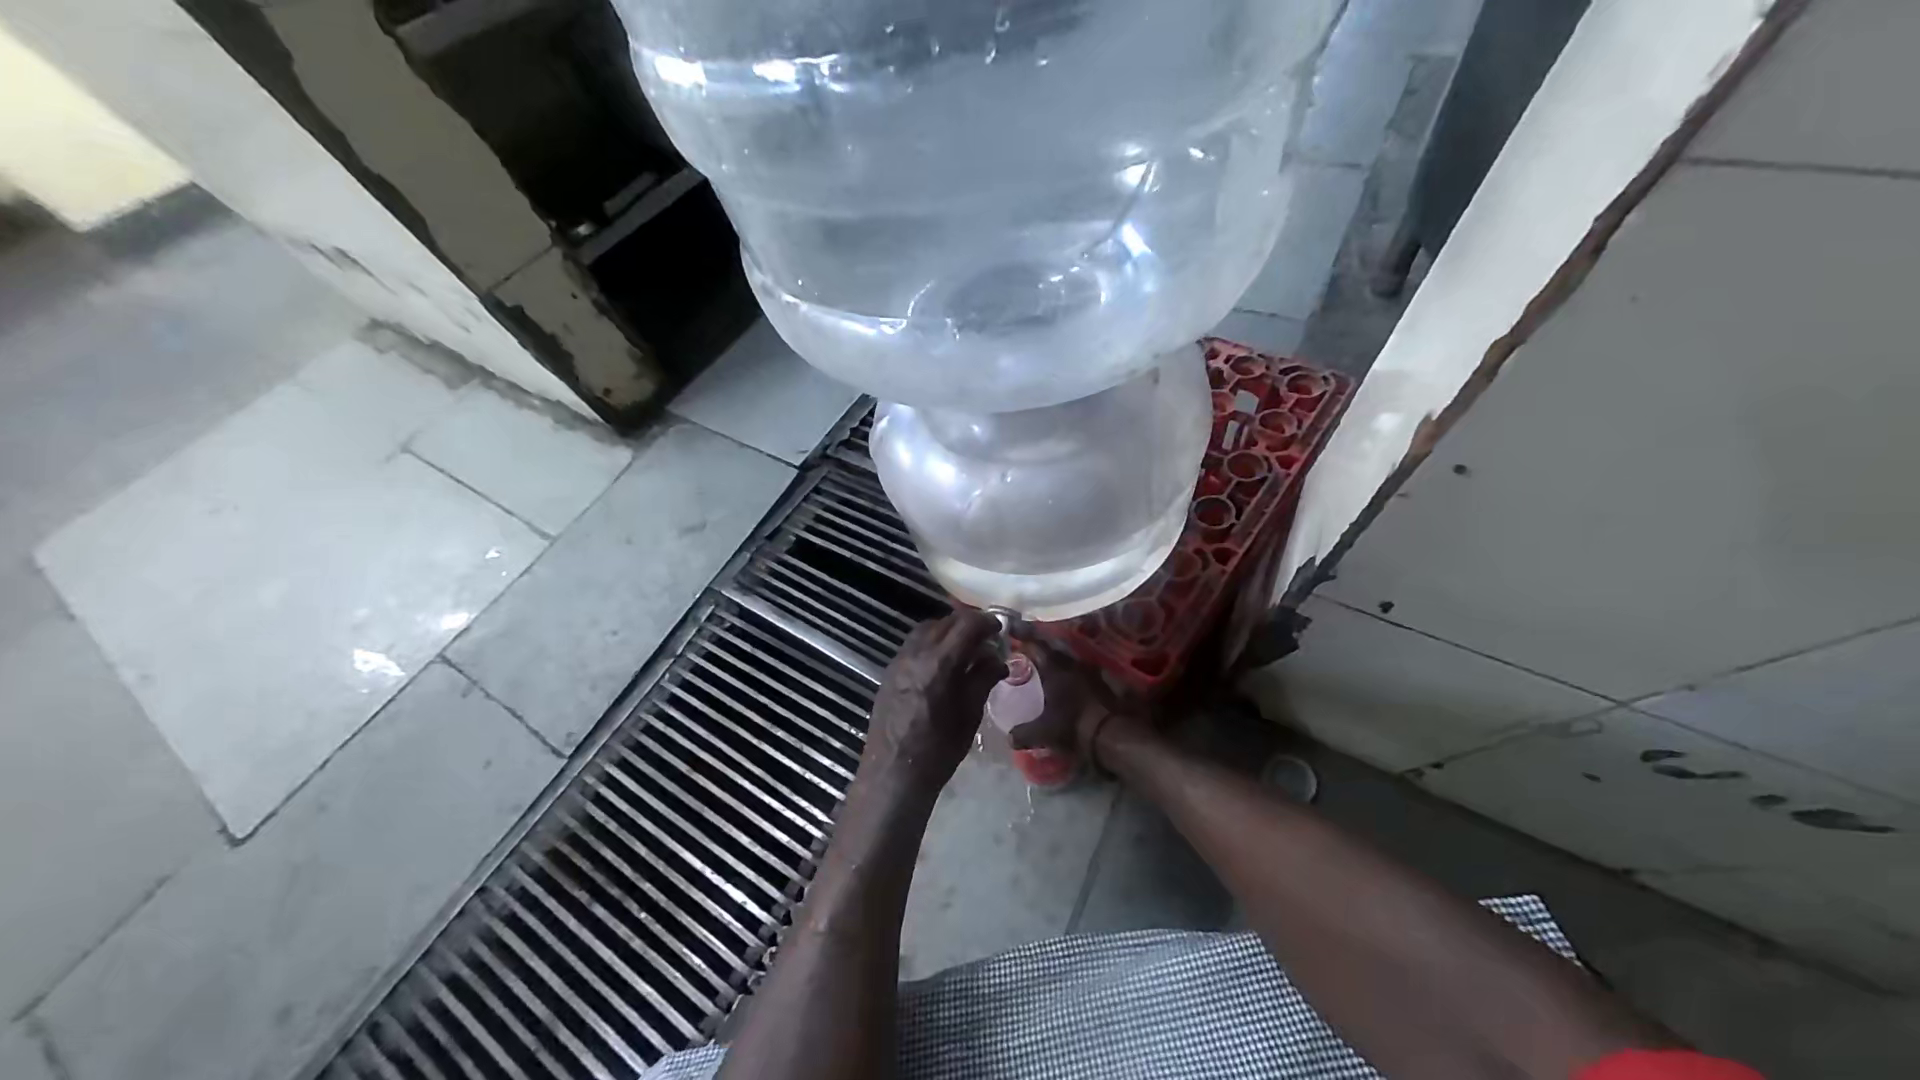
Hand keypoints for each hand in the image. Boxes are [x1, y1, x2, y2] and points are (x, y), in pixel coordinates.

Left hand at [863, 611, 1006, 791]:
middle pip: (945, 622)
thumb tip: (996, 658)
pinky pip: (913, 645)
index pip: (967, 625)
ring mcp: (899, 661)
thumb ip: (983, 678)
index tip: (1000, 628)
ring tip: (965, 649)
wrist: (894, 772)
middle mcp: (916, 654)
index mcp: (940, 663)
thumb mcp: (970, 714)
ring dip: (948, 631)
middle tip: (986, 639)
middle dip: (968, 625)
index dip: (987, 622)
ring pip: (926, 630)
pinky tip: (943, 662)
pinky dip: (931, 643)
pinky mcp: (890, 672)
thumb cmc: (939, 749)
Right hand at [1006, 637, 1143, 766]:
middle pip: (1055, 649)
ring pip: (1071, 660)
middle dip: (1042, 648)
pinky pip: (1085, 673)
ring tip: (1049, 668)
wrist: (1111, 734)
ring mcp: (1091, 673)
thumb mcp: (1042, 733)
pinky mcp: (1105, 685)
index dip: (1024, 637)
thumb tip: (1010, 738)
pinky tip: (1071, 684)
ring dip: (1061, 662)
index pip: (1036, 646)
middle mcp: (1073, 664)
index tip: (1013, 631)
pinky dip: (1075, 676)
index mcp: (1054, 669)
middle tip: (1031, 650)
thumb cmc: (1072, 726)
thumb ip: (1023, 733)